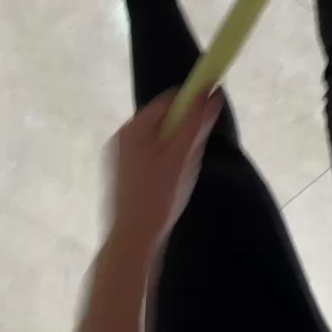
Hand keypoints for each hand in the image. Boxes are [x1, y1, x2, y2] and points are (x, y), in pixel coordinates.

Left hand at [104, 89, 221, 255]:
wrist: (133, 240)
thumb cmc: (159, 195)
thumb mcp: (183, 155)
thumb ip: (198, 121)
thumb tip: (213, 91)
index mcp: (133, 126)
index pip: (169, 100)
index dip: (191, 105)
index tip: (207, 121)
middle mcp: (122, 136)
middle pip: (163, 120)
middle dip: (183, 133)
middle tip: (193, 155)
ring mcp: (118, 156)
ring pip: (157, 140)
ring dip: (174, 149)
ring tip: (181, 175)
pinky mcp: (121, 175)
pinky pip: (148, 157)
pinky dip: (163, 164)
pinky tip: (168, 185)